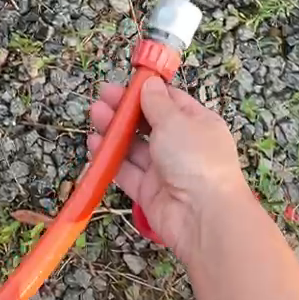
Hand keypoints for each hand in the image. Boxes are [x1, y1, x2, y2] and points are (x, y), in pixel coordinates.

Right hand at [87, 78, 253, 261]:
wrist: (203, 217)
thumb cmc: (196, 160)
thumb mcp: (176, 121)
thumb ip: (157, 103)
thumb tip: (149, 83)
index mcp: (198, 124)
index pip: (171, 101)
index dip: (148, 90)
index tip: (127, 82)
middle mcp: (182, 146)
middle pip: (149, 123)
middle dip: (126, 108)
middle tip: (103, 95)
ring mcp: (165, 170)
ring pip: (135, 146)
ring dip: (115, 129)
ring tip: (95, 113)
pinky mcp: (149, 192)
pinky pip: (127, 171)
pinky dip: (110, 157)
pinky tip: (95, 143)